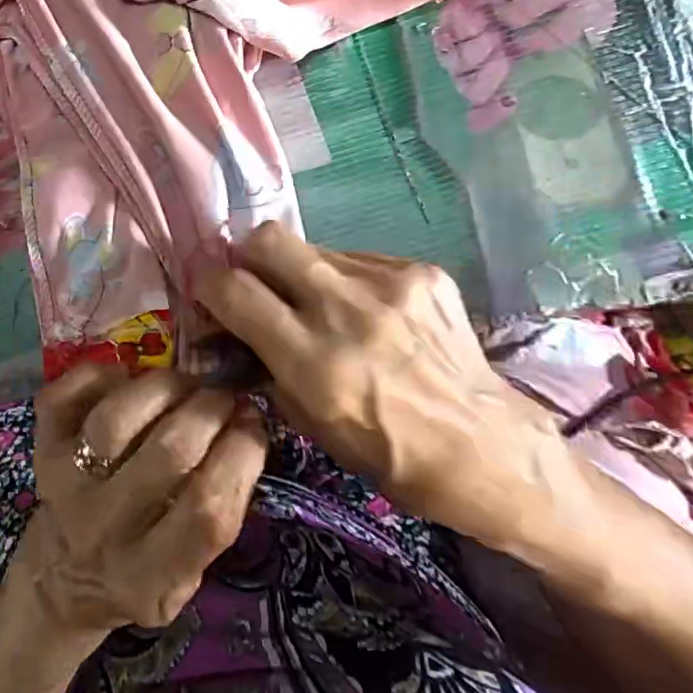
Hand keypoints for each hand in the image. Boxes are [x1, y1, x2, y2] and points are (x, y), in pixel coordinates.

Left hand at [16, 365, 266, 634]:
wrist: (61, 574)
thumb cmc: (139, 571)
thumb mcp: (187, 574)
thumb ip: (219, 513)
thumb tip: (249, 425)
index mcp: (151, 575)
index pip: (208, 511)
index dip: (241, 456)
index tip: (254, 421)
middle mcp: (104, 528)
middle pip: (168, 453)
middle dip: (209, 410)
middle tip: (225, 394)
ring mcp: (65, 483)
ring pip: (116, 417)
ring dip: (163, 387)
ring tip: (185, 382)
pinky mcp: (39, 447)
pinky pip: (66, 395)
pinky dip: (102, 374)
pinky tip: (130, 376)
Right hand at [195, 222, 561, 542]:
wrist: (486, 448)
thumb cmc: (388, 453)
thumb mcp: (308, 422)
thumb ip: (265, 363)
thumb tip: (231, 325)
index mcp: (312, 360)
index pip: (232, 289)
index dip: (206, 282)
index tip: (205, 289)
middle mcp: (346, 310)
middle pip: (267, 239)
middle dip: (247, 255)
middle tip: (254, 279)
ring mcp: (389, 284)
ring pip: (312, 248)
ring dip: (300, 272)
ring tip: (321, 305)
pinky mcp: (422, 271)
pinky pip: (357, 259)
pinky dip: (346, 281)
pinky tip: (367, 312)